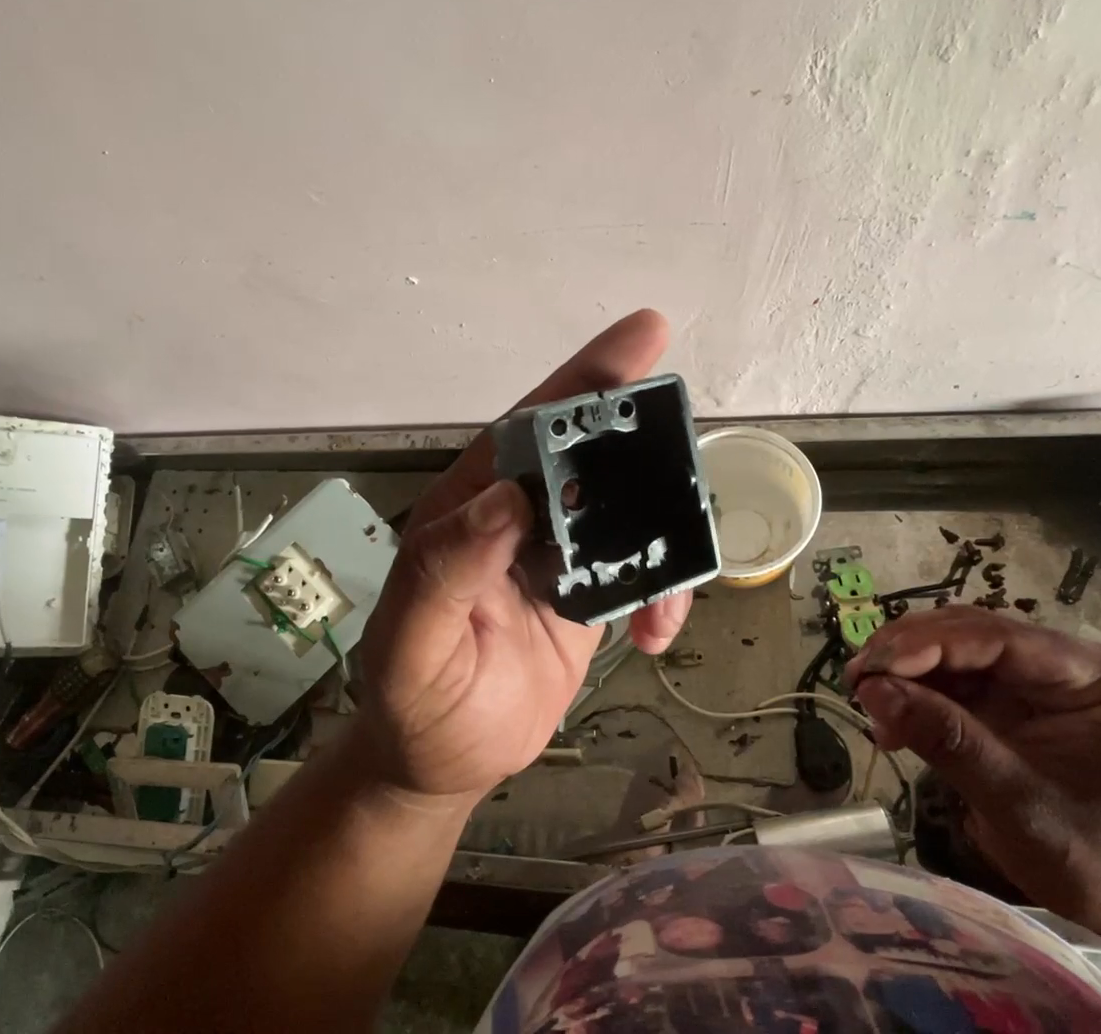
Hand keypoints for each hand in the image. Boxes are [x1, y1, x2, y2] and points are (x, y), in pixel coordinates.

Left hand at [354, 310, 692, 800]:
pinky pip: (639, 571)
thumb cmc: (414, 705)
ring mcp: (556, 556)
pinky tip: (656, 636)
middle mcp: (516, 519)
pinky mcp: (585, 597)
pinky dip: (662, 595)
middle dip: (644, 449)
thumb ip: (446, 571)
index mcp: (469, 509)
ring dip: (664, 536)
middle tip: (687, 457)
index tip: (646, 336)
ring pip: (627, 511)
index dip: (585, 381)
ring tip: (666, 597)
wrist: (441, 763)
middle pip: (591, 457)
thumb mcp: (413, 646)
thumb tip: (507, 497)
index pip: (530, 430)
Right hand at [846, 607, 1100, 941]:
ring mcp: (1046, 684)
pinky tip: (893, 720)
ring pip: (959, 653)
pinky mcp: (1022, 704)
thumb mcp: (1020, 804)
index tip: (869, 670)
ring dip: (908, 673)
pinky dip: (920, 696)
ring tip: (868, 702)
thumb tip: (873, 692)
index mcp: (1100, 678)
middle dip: (910, 654)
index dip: (927, 647)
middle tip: (856, 680)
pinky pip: (960, 683)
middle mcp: (1074, 666)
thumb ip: (948, 741)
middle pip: (975, 635)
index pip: (1000, 639)